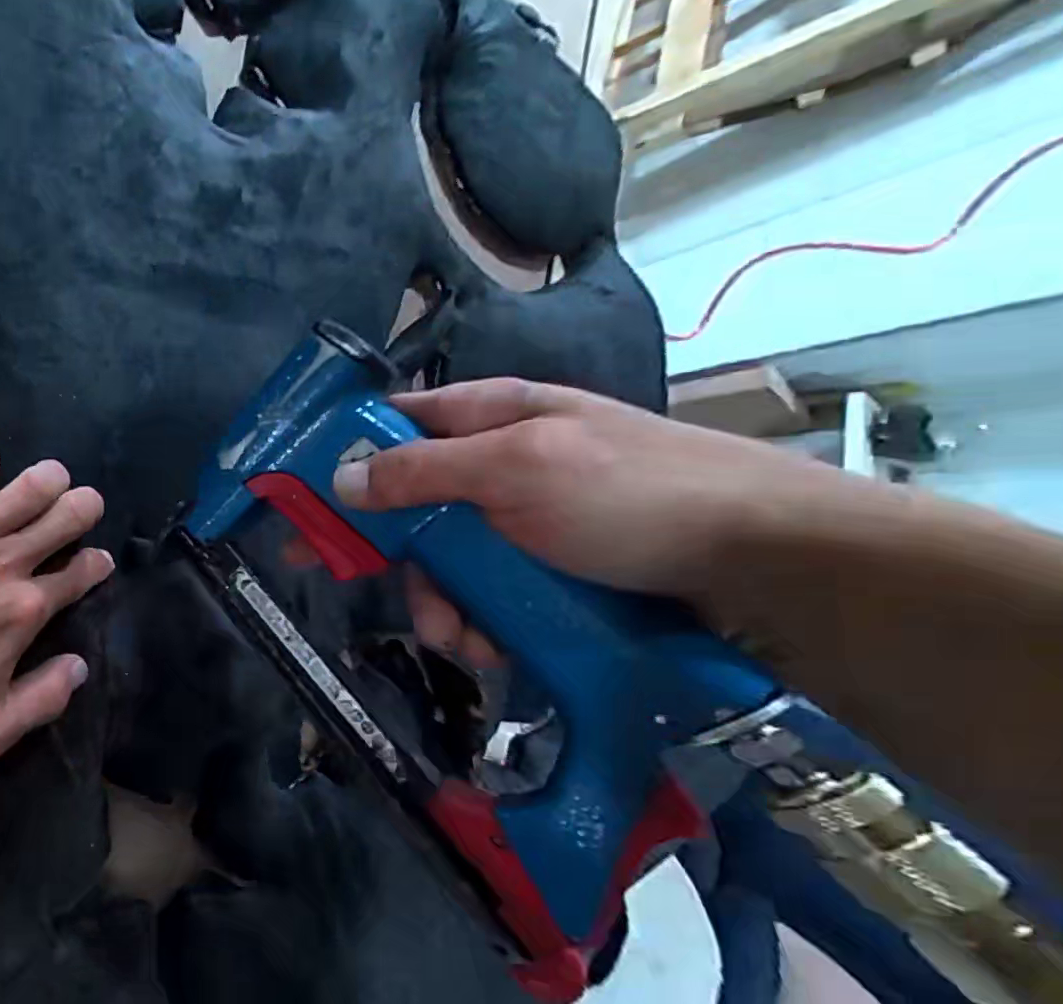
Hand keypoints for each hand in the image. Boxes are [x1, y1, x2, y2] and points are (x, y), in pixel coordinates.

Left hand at [0, 440, 113, 760]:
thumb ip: (46, 699)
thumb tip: (81, 666)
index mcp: (26, 609)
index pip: (83, 570)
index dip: (96, 563)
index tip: (93, 562)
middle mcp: (7, 562)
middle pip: (70, 513)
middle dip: (84, 506)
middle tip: (74, 511)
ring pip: (32, 484)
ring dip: (50, 478)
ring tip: (45, 482)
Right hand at [330, 378, 843, 601]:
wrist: (760, 560)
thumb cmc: (630, 494)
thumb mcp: (518, 469)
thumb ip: (423, 471)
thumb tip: (341, 478)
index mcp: (485, 415)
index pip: (390, 426)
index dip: (342, 459)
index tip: (302, 505)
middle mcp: (496, 460)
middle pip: (410, 503)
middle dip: (398, 559)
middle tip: (382, 598)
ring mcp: (521, 517)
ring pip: (446, 558)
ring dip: (443, 603)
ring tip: (468, 642)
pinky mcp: (545, 566)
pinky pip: (486, 590)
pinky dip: (481, 620)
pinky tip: (497, 648)